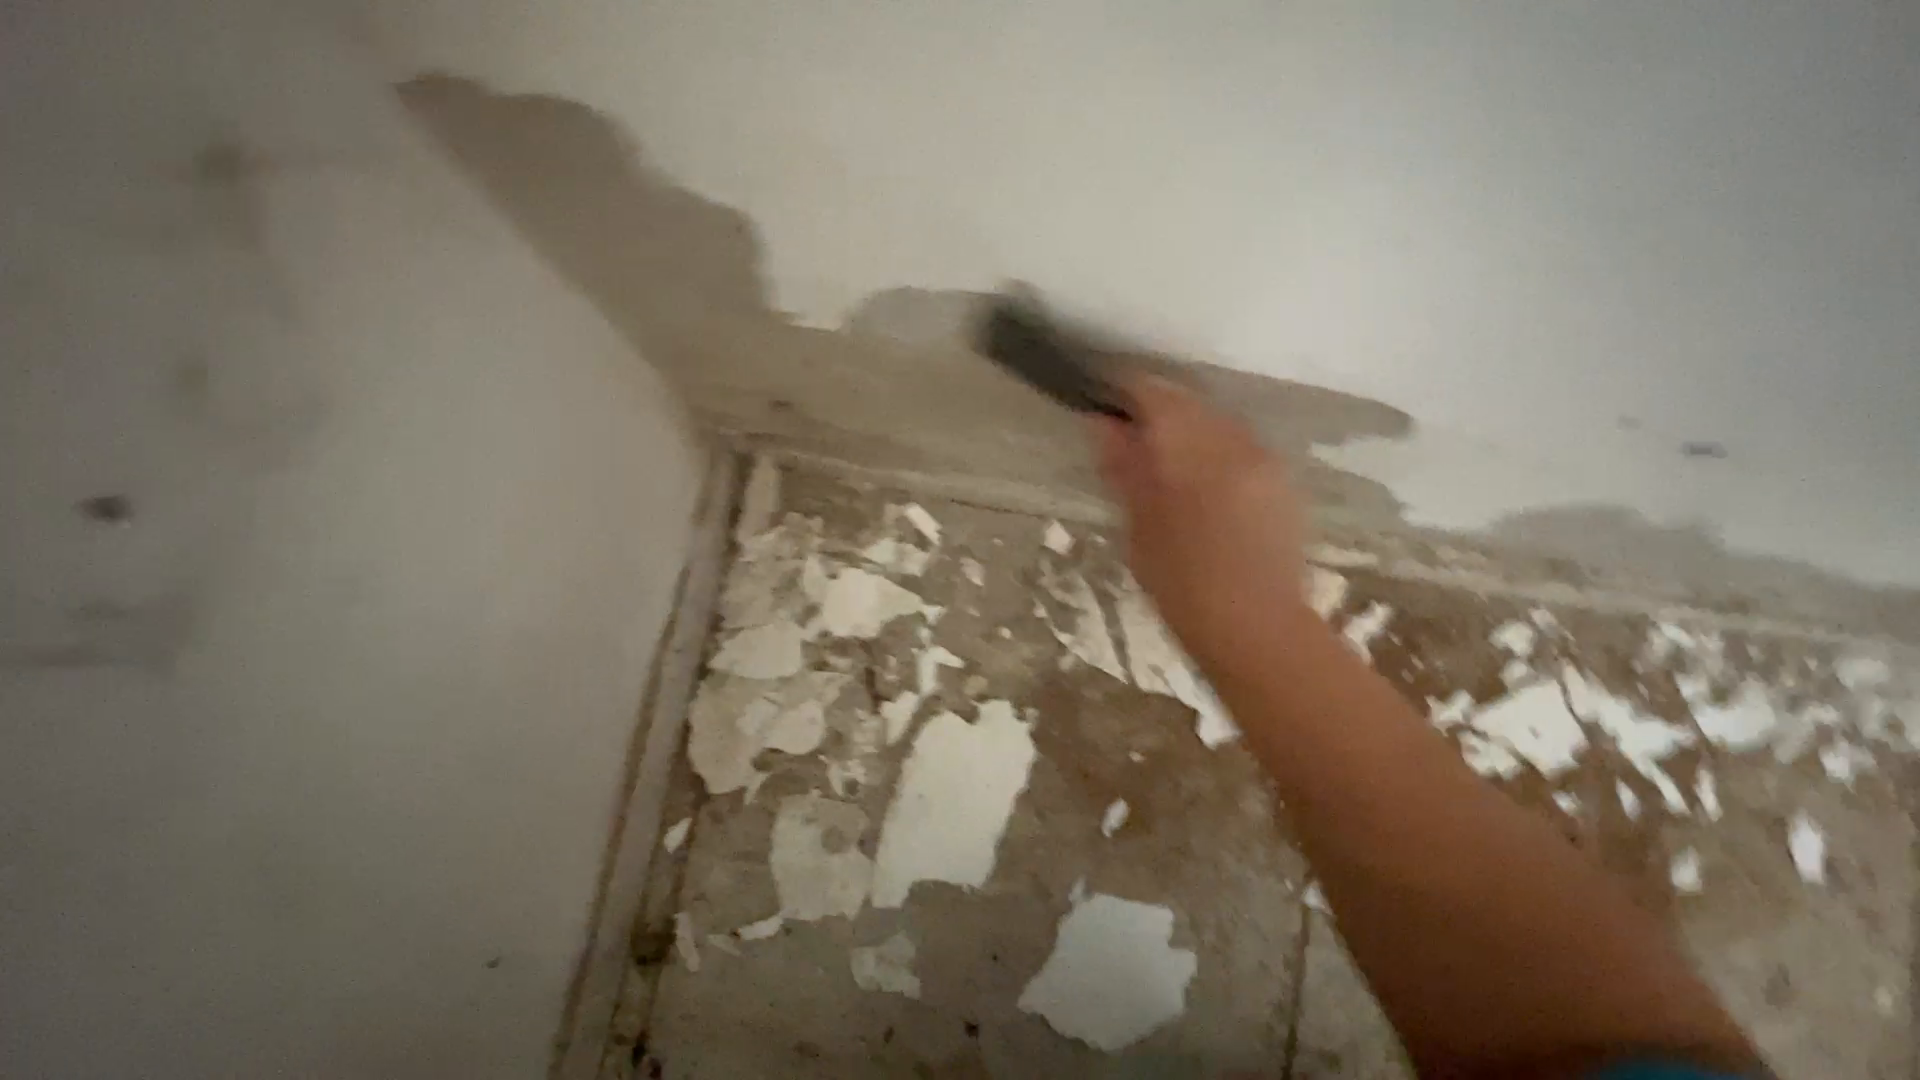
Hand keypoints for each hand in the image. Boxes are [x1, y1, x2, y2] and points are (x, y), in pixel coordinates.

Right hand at [1093, 375, 1314, 678]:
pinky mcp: (1285, 483)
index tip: (1103, 409)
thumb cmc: (1183, 582)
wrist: (1257, 628)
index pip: (1154, 393)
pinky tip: (1204, 492)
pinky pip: (1242, 450)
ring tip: (1165, 472)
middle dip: (1158, 416)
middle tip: (1129, 447)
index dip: (1124, 394)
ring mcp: (1266, 460)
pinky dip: (1217, 457)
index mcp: (1192, 446)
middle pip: (1190, 405)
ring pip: (1218, 426)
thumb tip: (1103, 424)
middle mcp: (1235, 439)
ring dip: (1190, 435)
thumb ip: (1124, 467)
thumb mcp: (1139, 525)